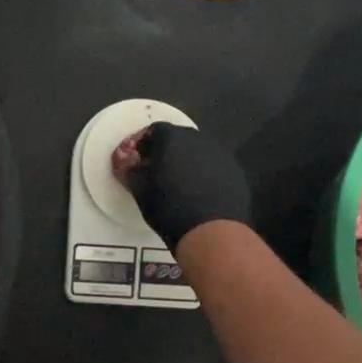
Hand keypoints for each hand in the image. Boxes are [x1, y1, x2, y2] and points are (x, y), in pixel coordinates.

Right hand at [123, 123, 251, 249]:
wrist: (211, 232)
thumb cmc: (168, 208)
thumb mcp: (140, 190)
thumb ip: (130, 170)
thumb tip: (126, 162)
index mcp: (172, 138)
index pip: (153, 130)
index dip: (142, 144)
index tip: (137, 162)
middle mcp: (198, 139)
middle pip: (178, 139)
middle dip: (165, 152)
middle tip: (156, 173)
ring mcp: (220, 155)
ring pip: (197, 153)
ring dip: (185, 163)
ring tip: (178, 186)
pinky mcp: (235, 172)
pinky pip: (213, 168)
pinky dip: (203, 175)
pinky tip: (198, 196)